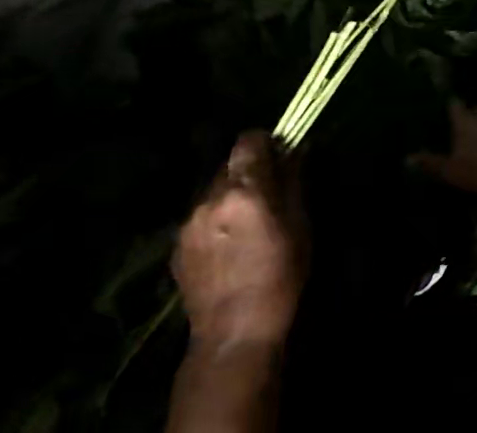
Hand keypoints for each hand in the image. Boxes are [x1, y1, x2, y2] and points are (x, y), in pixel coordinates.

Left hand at [173, 132, 305, 349]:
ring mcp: (190, 220)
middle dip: (247, 173)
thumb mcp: (299, 227)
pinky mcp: (177, 243)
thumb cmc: (278, 280)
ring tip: (243, 229)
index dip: (265, 144)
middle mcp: (212, 195)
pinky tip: (225, 250)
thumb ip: (294, 182)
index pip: (249, 139)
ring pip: (213, 190)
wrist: (233, 336)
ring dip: (229, 197)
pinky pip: (200, 216)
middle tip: (264, 197)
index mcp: (245, 188)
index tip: (276, 159)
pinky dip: (214, 221)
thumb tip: (295, 150)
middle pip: (230, 164)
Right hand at [409, 103, 476, 196]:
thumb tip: (407, 157)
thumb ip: (431, 163)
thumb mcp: (452, 169)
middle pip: (471, 111)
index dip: (444, 103)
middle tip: (451, 124)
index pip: (452, 103)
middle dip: (463, 116)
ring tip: (469, 138)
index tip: (436, 105)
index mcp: (463, 119)